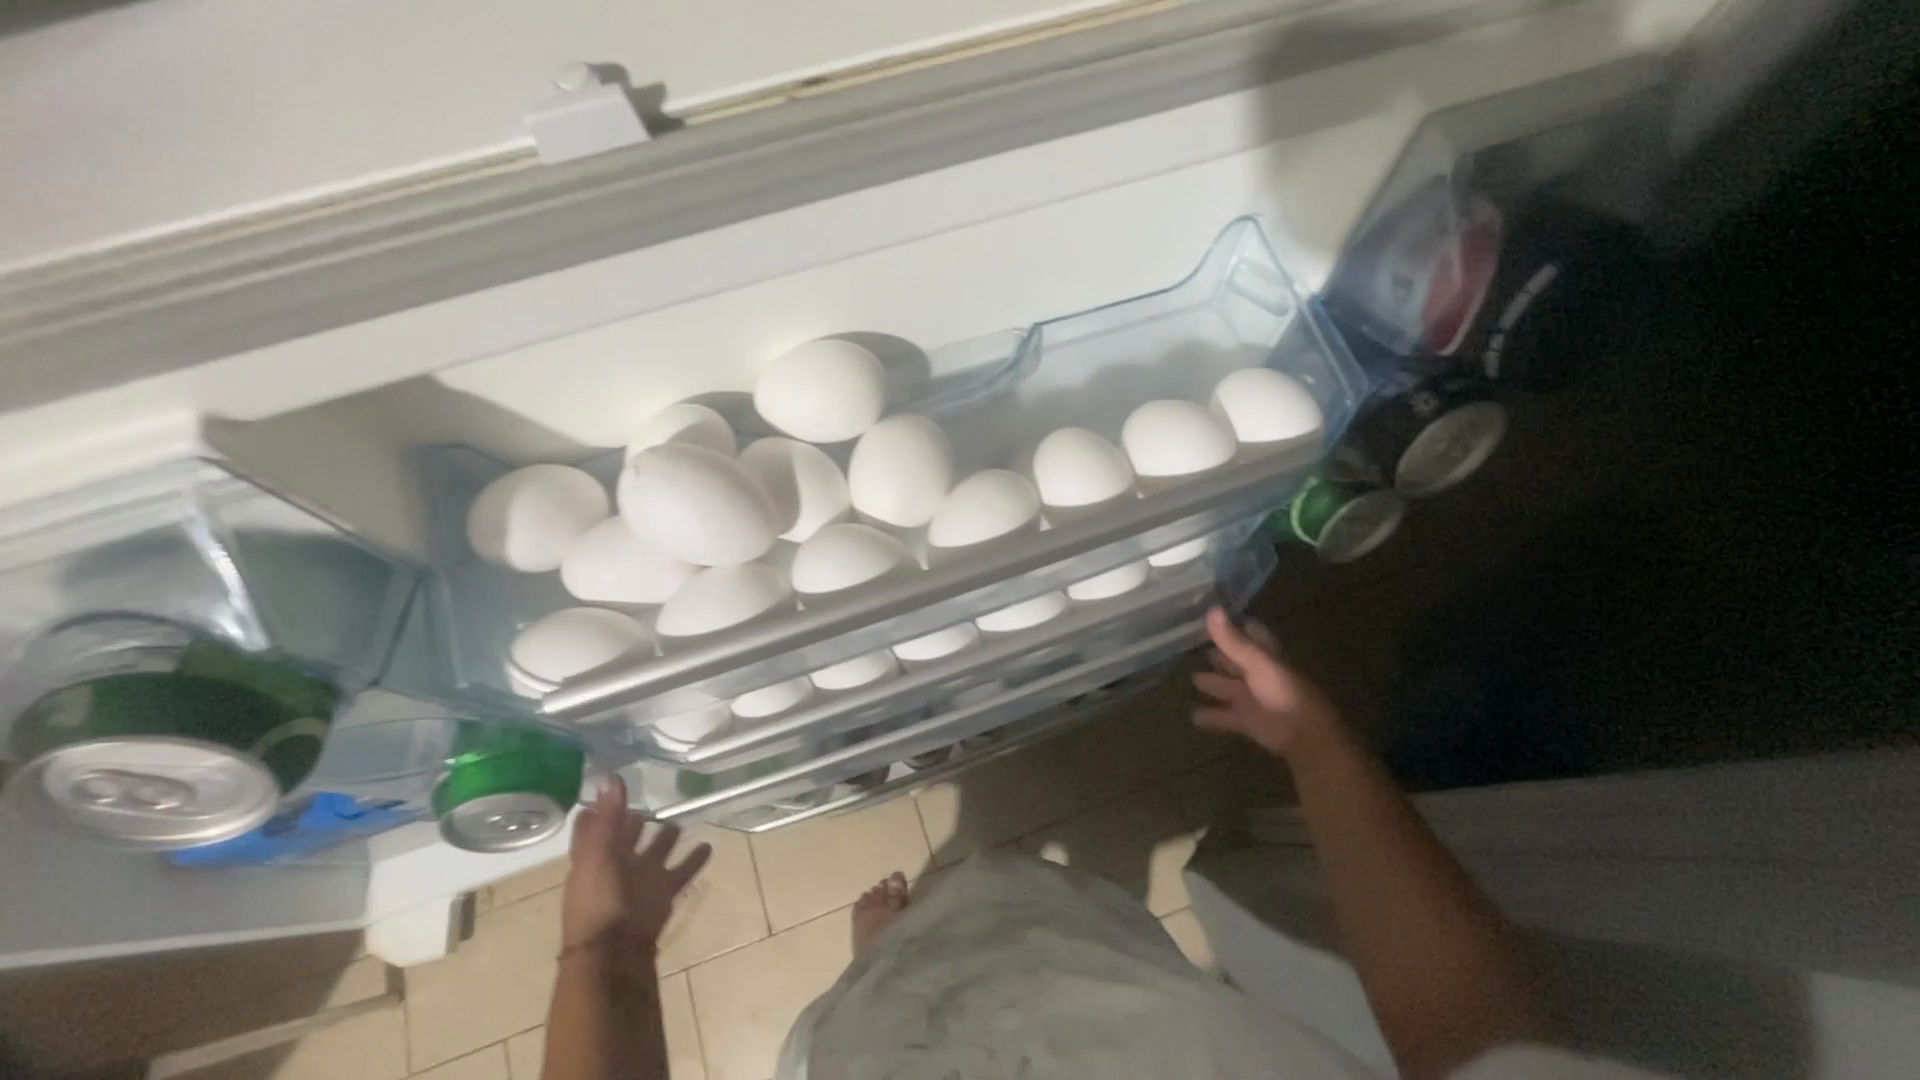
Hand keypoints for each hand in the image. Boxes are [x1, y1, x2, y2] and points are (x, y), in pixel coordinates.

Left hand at [561, 774, 711, 955]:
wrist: (615, 955)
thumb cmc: (598, 903)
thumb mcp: (599, 855)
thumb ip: (608, 817)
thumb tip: (611, 776)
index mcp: (593, 856)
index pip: (594, 826)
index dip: (601, 808)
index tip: (614, 784)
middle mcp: (616, 866)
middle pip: (628, 837)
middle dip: (638, 819)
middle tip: (655, 795)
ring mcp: (641, 881)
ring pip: (657, 852)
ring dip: (668, 836)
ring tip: (683, 818)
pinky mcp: (663, 894)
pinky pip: (681, 872)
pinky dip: (694, 860)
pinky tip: (708, 845)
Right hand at [1191, 607, 1341, 758]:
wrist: (1304, 736)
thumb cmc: (1284, 693)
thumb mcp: (1257, 664)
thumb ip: (1233, 641)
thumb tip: (1212, 609)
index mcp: (1267, 657)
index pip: (1253, 635)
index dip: (1237, 627)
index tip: (1215, 617)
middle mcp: (1260, 676)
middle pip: (1238, 663)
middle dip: (1221, 657)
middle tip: (1199, 649)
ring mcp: (1254, 700)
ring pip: (1229, 689)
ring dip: (1213, 685)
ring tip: (1193, 679)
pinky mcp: (1248, 722)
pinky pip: (1226, 717)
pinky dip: (1212, 717)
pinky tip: (1193, 716)